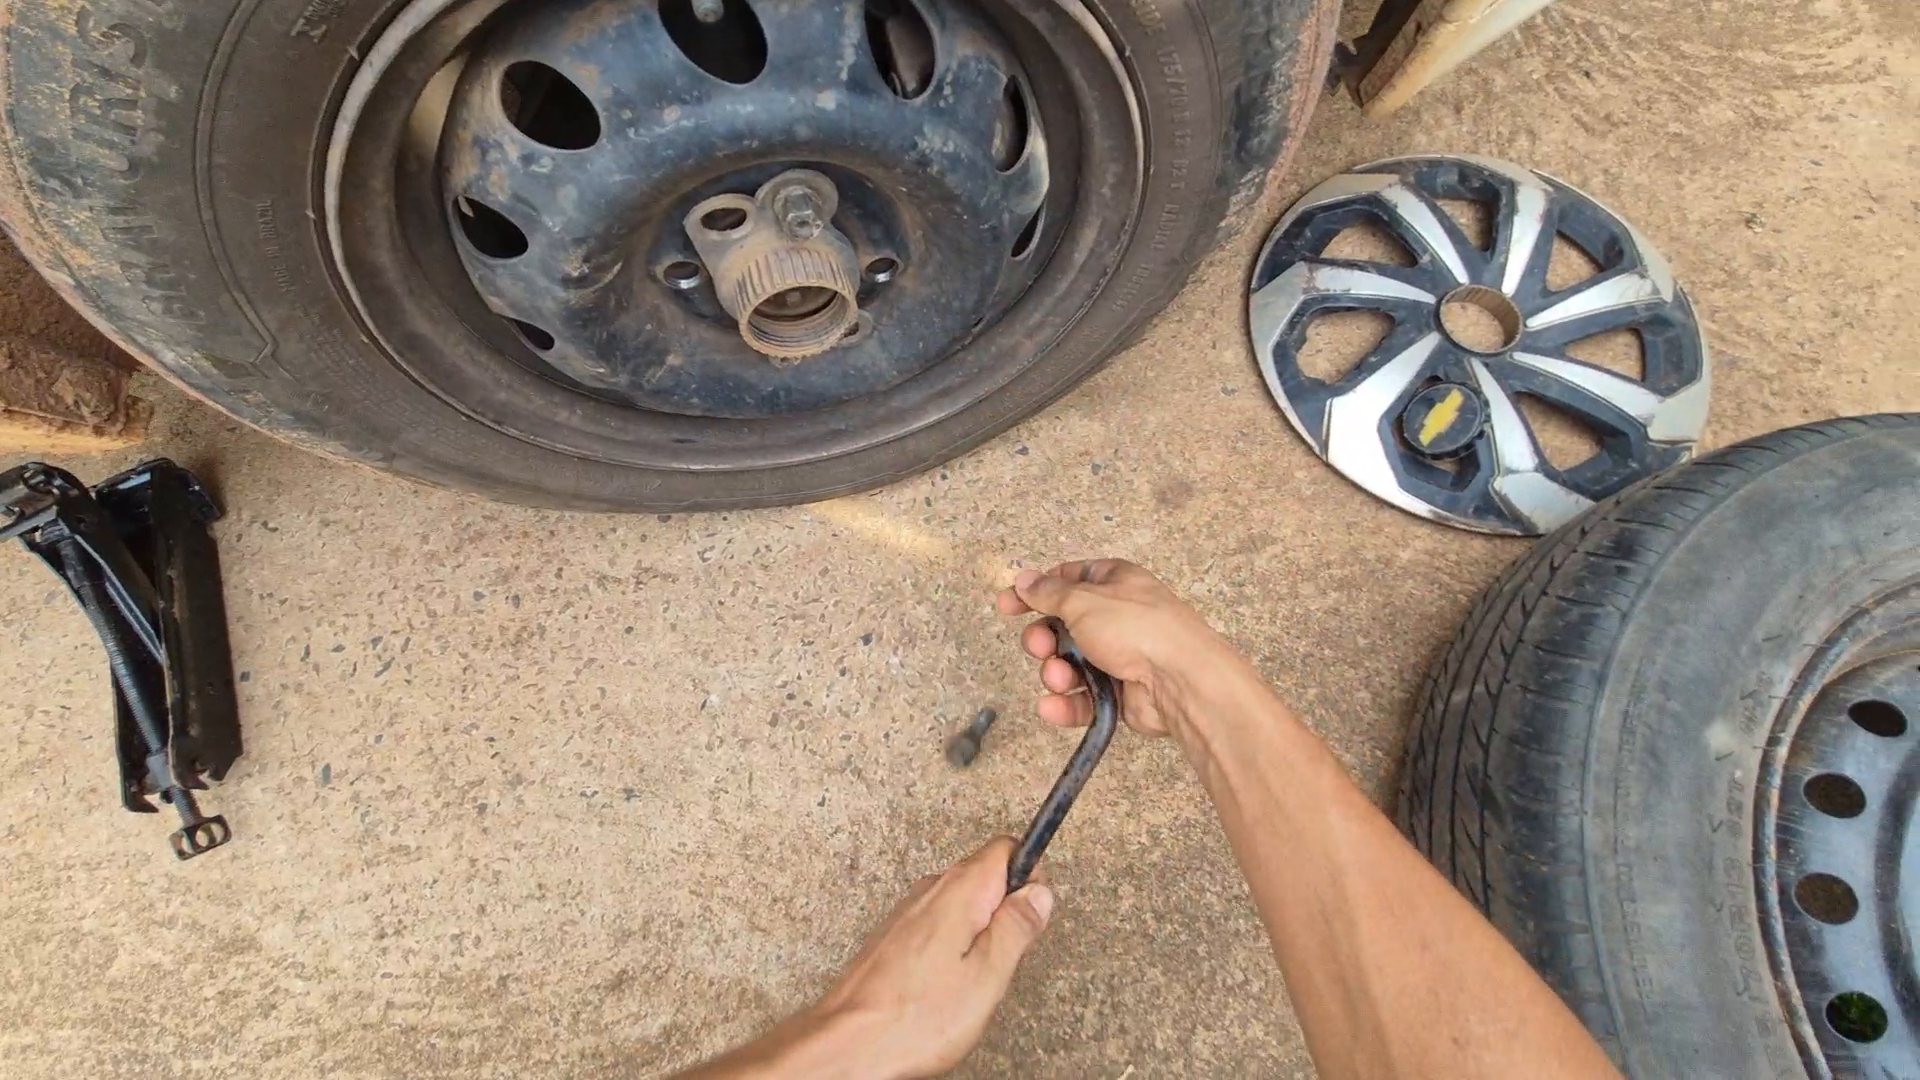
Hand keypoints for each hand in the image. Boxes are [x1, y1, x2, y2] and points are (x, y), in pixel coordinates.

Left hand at [807, 837, 1052, 1078]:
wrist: (848, 1042)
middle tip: (1001, 960)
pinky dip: (954, 944)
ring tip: (970, 981)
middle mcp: (933, 887)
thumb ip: (1017, 927)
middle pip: (986, 874)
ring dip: (979, 931)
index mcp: (960, 889)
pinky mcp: (897, 932)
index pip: (1007, 847)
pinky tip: (945, 984)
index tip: (1031, 915)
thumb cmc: (913, 1016)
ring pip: (963, 902)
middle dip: (1005, 910)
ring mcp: (911, 909)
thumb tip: (1040, 894)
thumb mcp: (987, 976)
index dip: (1030, 876)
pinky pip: (940, 922)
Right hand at [995, 560, 1234, 737]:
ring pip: (1070, 664)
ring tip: (1060, 678)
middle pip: (1062, 626)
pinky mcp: (1120, 693)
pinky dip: (1066, 704)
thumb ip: (1048, 593)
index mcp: (1113, 583)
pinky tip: (1052, 707)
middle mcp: (1116, 617)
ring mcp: (1120, 656)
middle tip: (1039, 646)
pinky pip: (1083, 698)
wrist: (1180, 680)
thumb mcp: (1083, 601)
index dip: (1035, 591)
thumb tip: (1024, 578)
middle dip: (1043, 639)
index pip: (1066, 579)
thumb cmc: (1137, 628)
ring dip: (1055, 672)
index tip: (1007, 604)